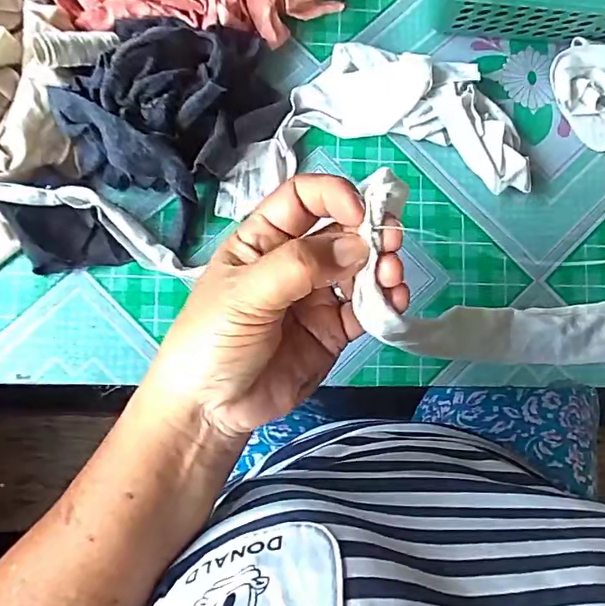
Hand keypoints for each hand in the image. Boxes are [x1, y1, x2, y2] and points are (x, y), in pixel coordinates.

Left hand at [135, 173, 410, 442]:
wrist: (211, 410)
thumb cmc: (210, 342)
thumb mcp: (246, 295)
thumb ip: (300, 265)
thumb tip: (356, 245)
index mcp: (264, 239)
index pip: (304, 198)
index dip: (335, 195)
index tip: (361, 212)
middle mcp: (295, 262)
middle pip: (342, 231)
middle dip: (371, 233)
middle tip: (391, 245)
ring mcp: (316, 297)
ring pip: (361, 270)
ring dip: (383, 268)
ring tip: (392, 279)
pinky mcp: (333, 331)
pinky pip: (366, 309)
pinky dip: (385, 303)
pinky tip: (394, 302)